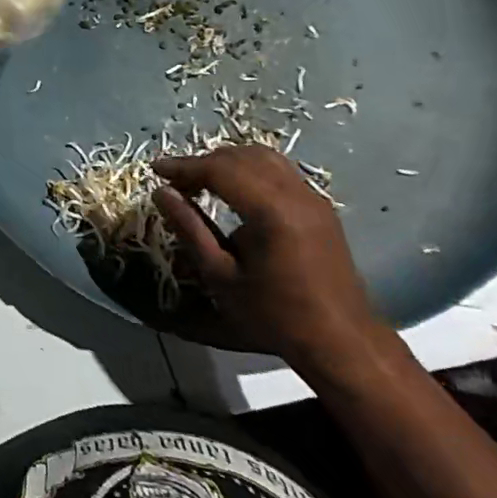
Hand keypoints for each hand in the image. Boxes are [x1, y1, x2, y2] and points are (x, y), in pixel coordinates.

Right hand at [152, 146, 384, 364]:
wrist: (340, 340)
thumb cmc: (274, 314)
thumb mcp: (220, 276)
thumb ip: (189, 228)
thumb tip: (161, 193)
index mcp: (271, 211)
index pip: (220, 169)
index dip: (184, 166)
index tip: (155, 170)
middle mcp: (296, 194)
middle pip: (242, 157)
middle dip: (204, 162)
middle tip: (174, 180)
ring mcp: (313, 199)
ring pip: (264, 158)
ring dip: (228, 162)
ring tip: (201, 181)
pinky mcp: (320, 208)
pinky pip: (281, 171)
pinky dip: (251, 170)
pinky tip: (234, 192)